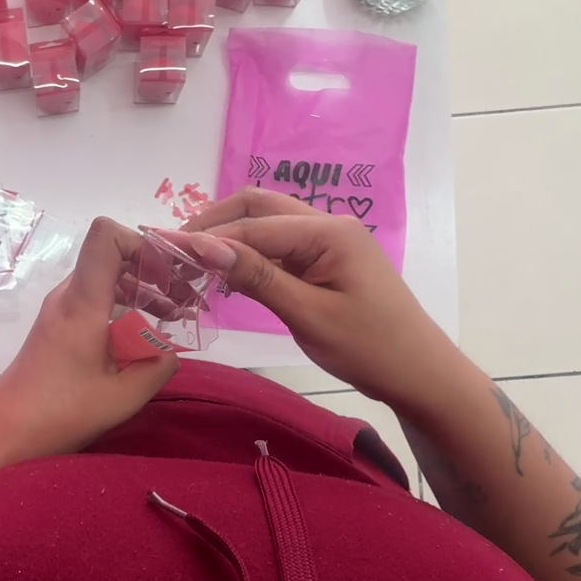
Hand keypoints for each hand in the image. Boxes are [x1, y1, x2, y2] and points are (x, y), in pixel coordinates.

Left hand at [0, 217, 178, 474]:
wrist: (6, 432)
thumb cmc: (61, 413)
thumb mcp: (123, 397)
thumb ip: (158, 367)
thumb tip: (171, 352)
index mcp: (82, 302)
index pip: (105, 236)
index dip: (143, 243)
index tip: (169, 276)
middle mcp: (68, 296)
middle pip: (112, 256)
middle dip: (153, 271)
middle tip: (184, 300)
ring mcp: (60, 309)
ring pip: (106, 279)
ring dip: (141, 292)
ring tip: (172, 319)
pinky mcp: (57, 326)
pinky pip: (95, 300)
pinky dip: (123, 308)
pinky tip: (143, 337)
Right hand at [178, 189, 461, 412]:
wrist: (419, 374)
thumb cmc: (368, 347)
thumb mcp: (307, 314)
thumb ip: (257, 276)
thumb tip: (205, 247)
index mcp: (328, 232)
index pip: (253, 226)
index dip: (206, 237)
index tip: (162, 247)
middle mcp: (328, 224)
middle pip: (259, 207)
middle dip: (215, 221)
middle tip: (175, 246)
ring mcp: (330, 241)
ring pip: (269, 223)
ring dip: (231, 234)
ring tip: (193, 257)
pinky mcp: (328, 261)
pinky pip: (280, 245)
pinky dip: (250, 252)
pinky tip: (229, 272)